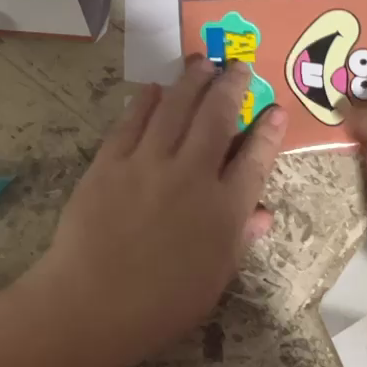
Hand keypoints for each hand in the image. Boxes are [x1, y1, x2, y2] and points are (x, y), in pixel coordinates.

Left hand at [28, 58, 286, 365]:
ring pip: (176, 108)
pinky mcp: (111, 161)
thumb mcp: (213, 280)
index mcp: (224, 210)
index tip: (275, 109)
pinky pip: (132, 121)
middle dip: (231, 86)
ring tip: (202, 61)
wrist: (91, 304)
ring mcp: (148, 163)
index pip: (256, 159)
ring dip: (191, 81)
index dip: (269, 131)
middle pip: (217, 118)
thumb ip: (239, 240)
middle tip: (237, 65)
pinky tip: (153, 88)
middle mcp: (191, 175)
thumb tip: (261, 213)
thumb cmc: (160, 305)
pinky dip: (146, 101)